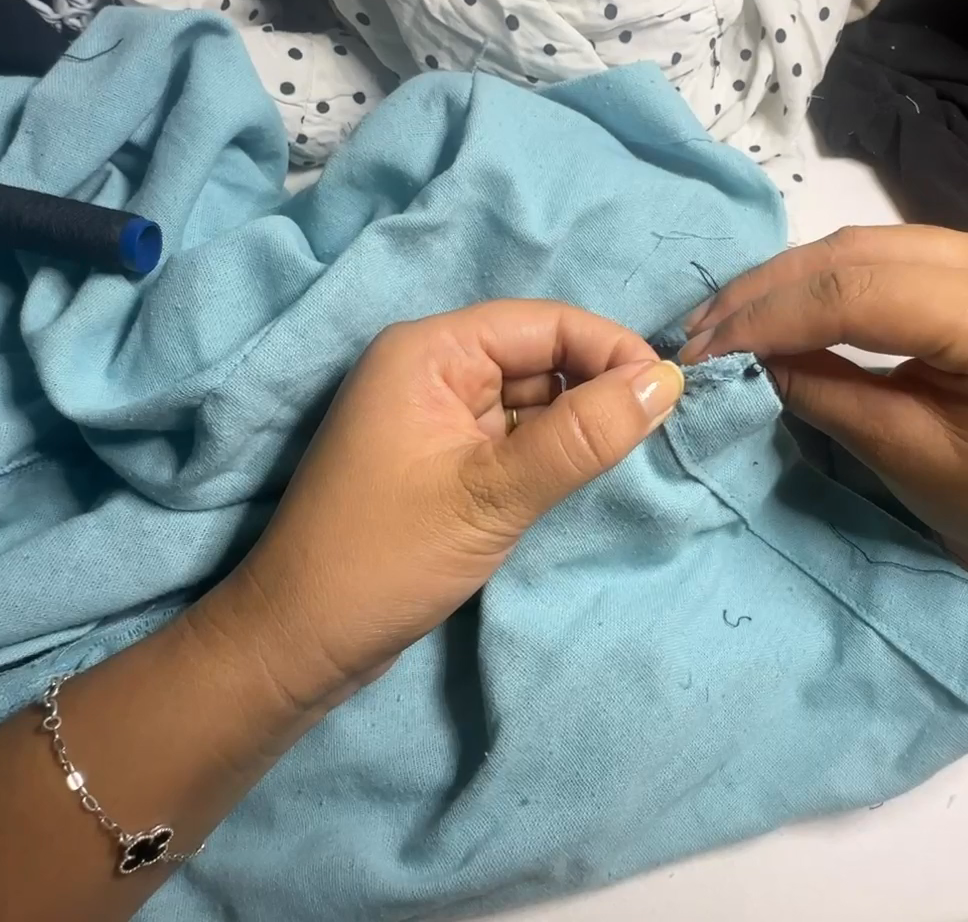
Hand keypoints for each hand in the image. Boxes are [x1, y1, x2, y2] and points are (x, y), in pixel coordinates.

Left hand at [207, 300, 683, 709]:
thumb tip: (666, 381)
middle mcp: (433, 369)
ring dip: (576, 421)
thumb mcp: (494, 494)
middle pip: (539, 356)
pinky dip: (550, 449)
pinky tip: (579, 472)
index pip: (543, 323)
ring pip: (531, 398)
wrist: (300, 644)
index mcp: (431, 352)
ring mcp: (437, 415)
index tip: (668, 394)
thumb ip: (583, 436)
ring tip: (622, 455)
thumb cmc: (387, 559)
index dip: (610, 350)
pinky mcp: (444, 457)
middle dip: (596, 387)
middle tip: (652, 432)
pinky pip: (513, 434)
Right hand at [678, 226, 967, 581]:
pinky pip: (882, 255)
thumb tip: (739, 356)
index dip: (771, 317)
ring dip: (784, 281)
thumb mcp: (900, 452)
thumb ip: (818, 390)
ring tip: (722, 319)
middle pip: (860, 255)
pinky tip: (775, 302)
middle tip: (699, 332)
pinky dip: (818, 280)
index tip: (702, 351)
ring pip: (863, 245)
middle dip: (766, 293)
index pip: (864, 295)